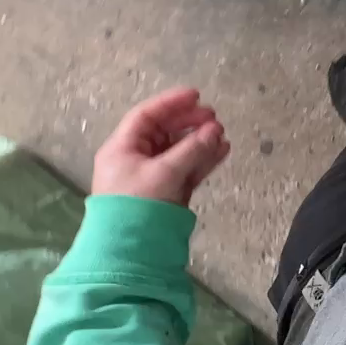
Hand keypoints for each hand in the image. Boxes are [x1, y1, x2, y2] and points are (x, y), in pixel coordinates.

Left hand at [92, 88, 231, 206]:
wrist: (131, 250)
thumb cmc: (139, 203)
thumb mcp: (165, 172)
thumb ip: (193, 149)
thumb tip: (216, 129)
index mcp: (123, 148)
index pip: (146, 116)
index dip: (171, 103)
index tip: (197, 95)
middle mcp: (136, 158)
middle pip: (165, 131)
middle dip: (190, 122)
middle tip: (214, 117)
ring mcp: (152, 175)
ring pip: (179, 149)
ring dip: (201, 140)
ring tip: (222, 135)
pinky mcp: (167, 191)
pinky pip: (187, 167)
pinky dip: (204, 158)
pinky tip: (222, 151)